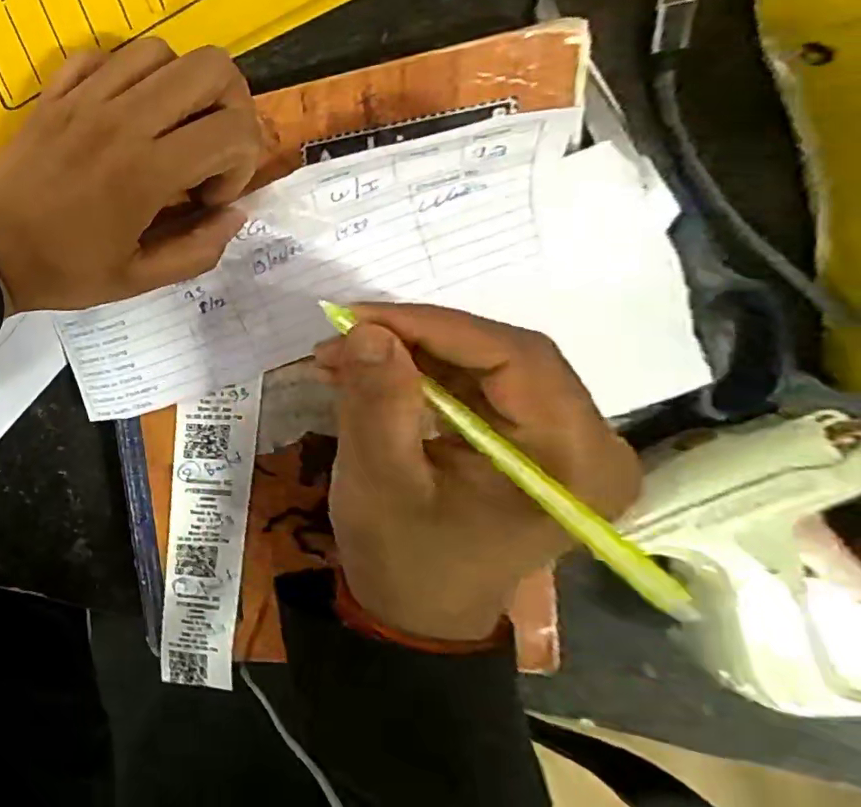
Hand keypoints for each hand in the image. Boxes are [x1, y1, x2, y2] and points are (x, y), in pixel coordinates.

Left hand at [0, 41, 265, 311]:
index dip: (242, 162)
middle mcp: (118, 123)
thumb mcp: (135, 280)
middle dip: (228, 104)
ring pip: (156, 51)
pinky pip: (94, 57)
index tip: (208, 195)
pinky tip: (114, 109)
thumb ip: (197, 251)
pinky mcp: (48, 100)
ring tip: (161, 125)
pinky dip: (117, 72)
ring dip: (175, 83)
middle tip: (204, 145)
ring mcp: (79, 103)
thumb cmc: (59, 272)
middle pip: (209, 67)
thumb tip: (235, 212)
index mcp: (146, 171)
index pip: (234, 128)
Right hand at [313, 304, 640, 640]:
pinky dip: (417, 372)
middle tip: (343, 335)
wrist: (416, 609)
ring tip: (340, 355)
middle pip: (506, 356)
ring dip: (410, 351)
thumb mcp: (379, 477)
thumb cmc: (403, 553)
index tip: (356, 318)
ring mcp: (559, 442)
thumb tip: (366, 330)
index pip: (518, 359)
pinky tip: (366, 373)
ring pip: (485, 364)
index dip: (435, 326)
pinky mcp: (526, 443)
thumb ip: (378, 402)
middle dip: (418, 336)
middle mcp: (587, 443)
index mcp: (572, 460)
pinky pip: (475, 386)